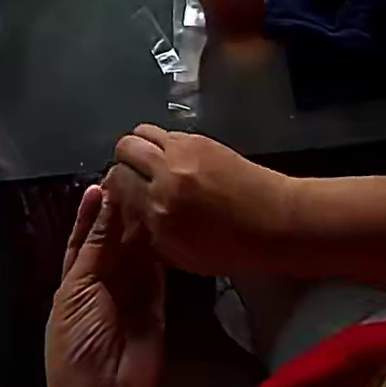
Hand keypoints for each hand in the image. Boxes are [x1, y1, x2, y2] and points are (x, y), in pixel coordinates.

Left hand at [46, 185, 164, 386]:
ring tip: (152, 191)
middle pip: (112, 240)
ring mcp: (130, 290)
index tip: (103, 182)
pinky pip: (158, 265)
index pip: (83, 238)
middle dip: (119, 213)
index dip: (92, 212)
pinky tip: (166, 219)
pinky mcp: (156, 298)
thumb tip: (104, 199)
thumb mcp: (76, 290)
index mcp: (74, 282)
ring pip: (135, 248)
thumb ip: (96, 244)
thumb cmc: (78, 345)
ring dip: (141, 224)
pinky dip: (161, 245)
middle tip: (134, 181)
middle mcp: (102, 282)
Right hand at [106, 126, 296, 277]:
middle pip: (125, 146)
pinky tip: (173, 161)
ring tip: (149, 163)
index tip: (117, 193)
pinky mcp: (202, 138)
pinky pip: (168, 132)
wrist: (272, 218)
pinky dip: (162, 144)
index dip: (113, 186)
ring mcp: (185, 149)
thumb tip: (129, 215)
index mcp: (159, 207)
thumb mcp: (179, 255)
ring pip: (144, 131)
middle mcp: (167, 171)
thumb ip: (147, 233)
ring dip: (140, 145)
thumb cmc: (229, 247)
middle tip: (131, 174)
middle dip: (122, 160)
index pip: (117, 181)